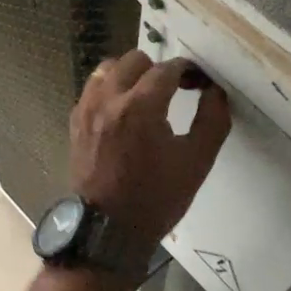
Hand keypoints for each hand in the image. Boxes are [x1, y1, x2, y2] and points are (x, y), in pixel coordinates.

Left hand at [70, 50, 229, 242]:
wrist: (109, 230)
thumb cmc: (156, 199)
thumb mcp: (197, 161)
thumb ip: (212, 119)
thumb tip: (214, 90)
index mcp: (140, 107)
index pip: (168, 69)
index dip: (188, 71)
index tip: (199, 83)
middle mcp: (108, 100)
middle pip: (135, 60)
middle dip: (158, 70)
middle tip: (174, 91)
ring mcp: (87, 111)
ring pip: (107, 70)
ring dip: (129, 75)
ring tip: (145, 97)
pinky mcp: (75, 124)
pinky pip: (92, 90)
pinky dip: (109, 90)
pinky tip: (123, 112)